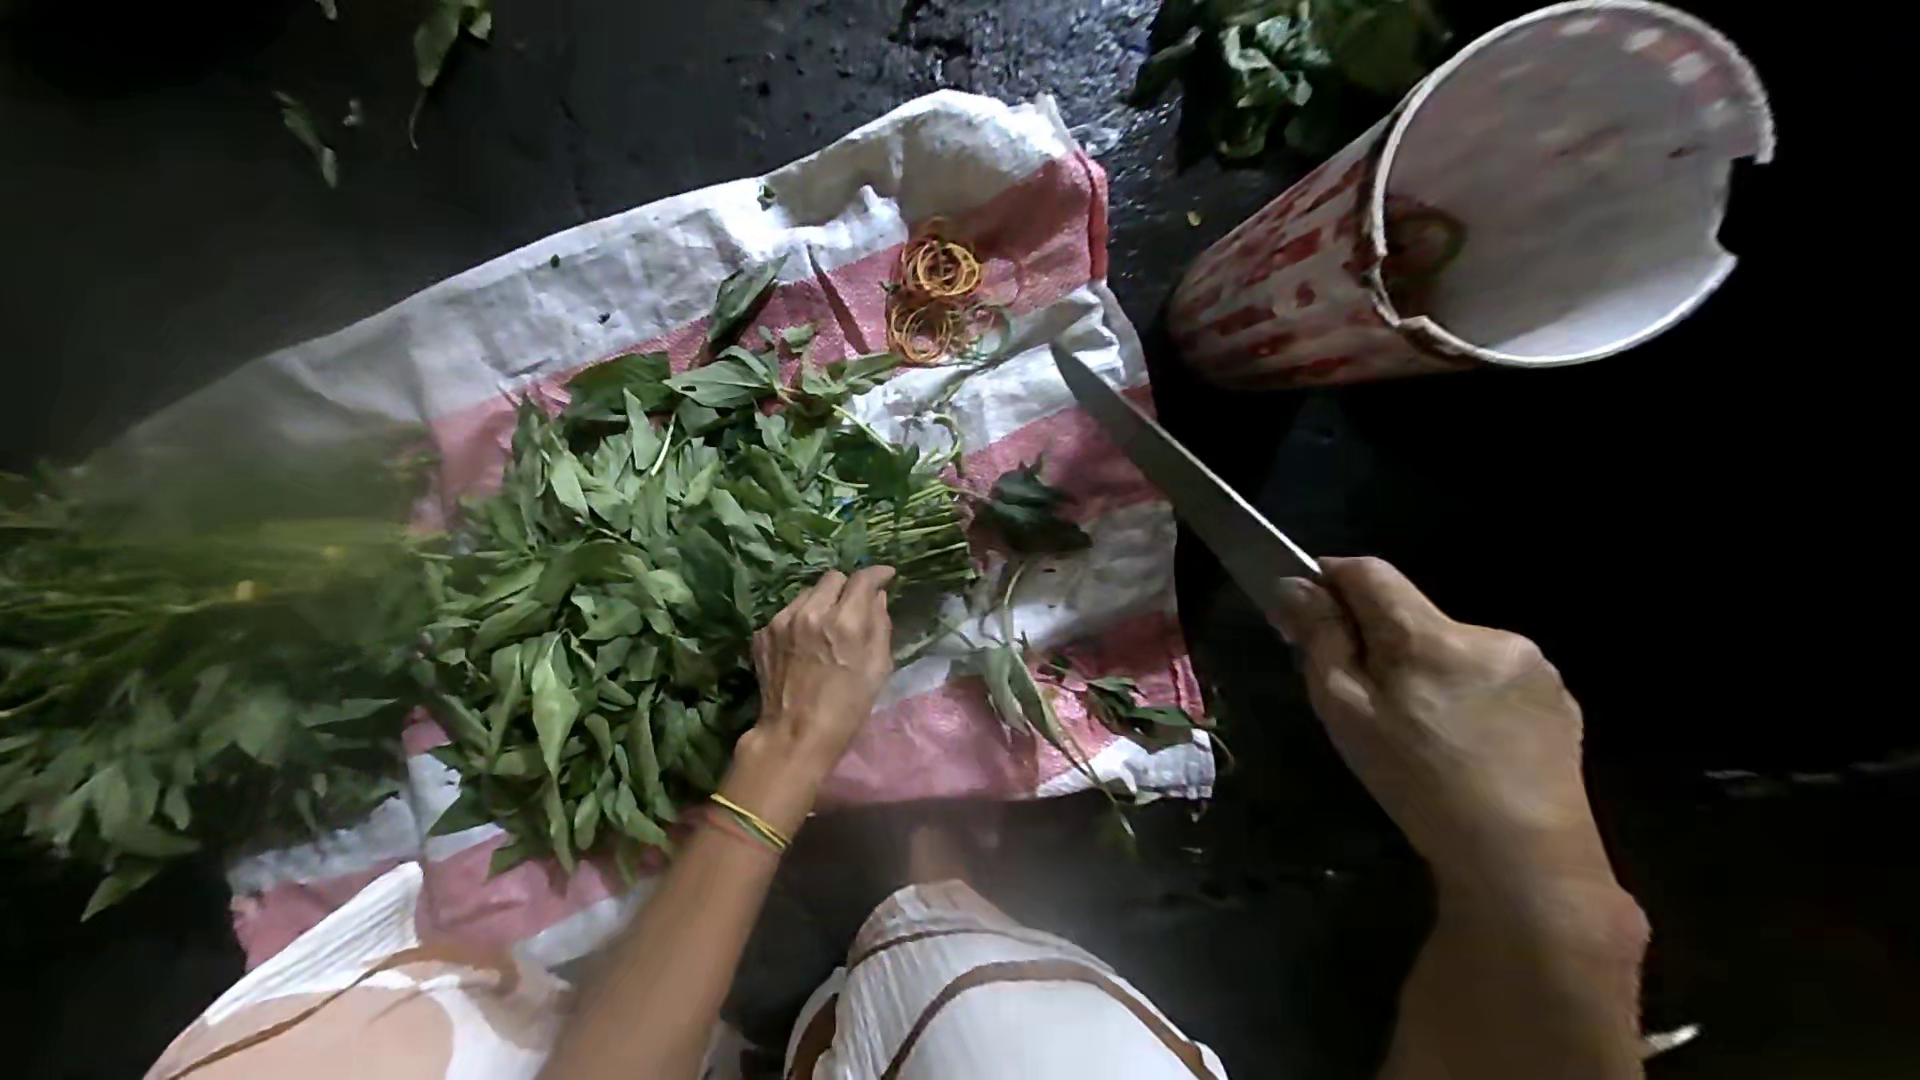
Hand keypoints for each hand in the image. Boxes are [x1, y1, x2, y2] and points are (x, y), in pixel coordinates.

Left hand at [742, 566, 896, 777]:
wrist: (794, 735)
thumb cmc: (846, 708)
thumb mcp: (878, 668)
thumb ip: (880, 625)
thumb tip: (878, 597)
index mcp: (844, 623)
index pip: (862, 579)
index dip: (878, 573)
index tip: (886, 575)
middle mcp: (811, 613)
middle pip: (833, 577)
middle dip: (848, 587)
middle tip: (853, 606)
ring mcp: (782, 621)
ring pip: (808, 592)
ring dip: (823, 601)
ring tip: (827, 625)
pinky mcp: (763, 633)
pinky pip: (788, 612)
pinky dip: (801, 619)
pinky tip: (805, 642)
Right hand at [1270, 557, 1613, 899]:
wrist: (1525, 861)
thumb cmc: (1414, 782)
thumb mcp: (1344, 710)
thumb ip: (1321, 639)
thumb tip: (1295, 586)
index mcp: (1429, 636)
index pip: (1369, 572)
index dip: (1330, 577)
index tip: (1308, 606)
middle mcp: (1486, 634)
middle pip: (1408, 611)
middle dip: (1374, 634)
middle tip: (1357, 688)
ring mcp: (1532, 664)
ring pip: (1446, 641)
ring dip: (1418, 661)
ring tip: (1414, 721)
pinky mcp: (1558, 695)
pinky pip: (1486, 669)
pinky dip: (1459, 685)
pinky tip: (1458, 734)